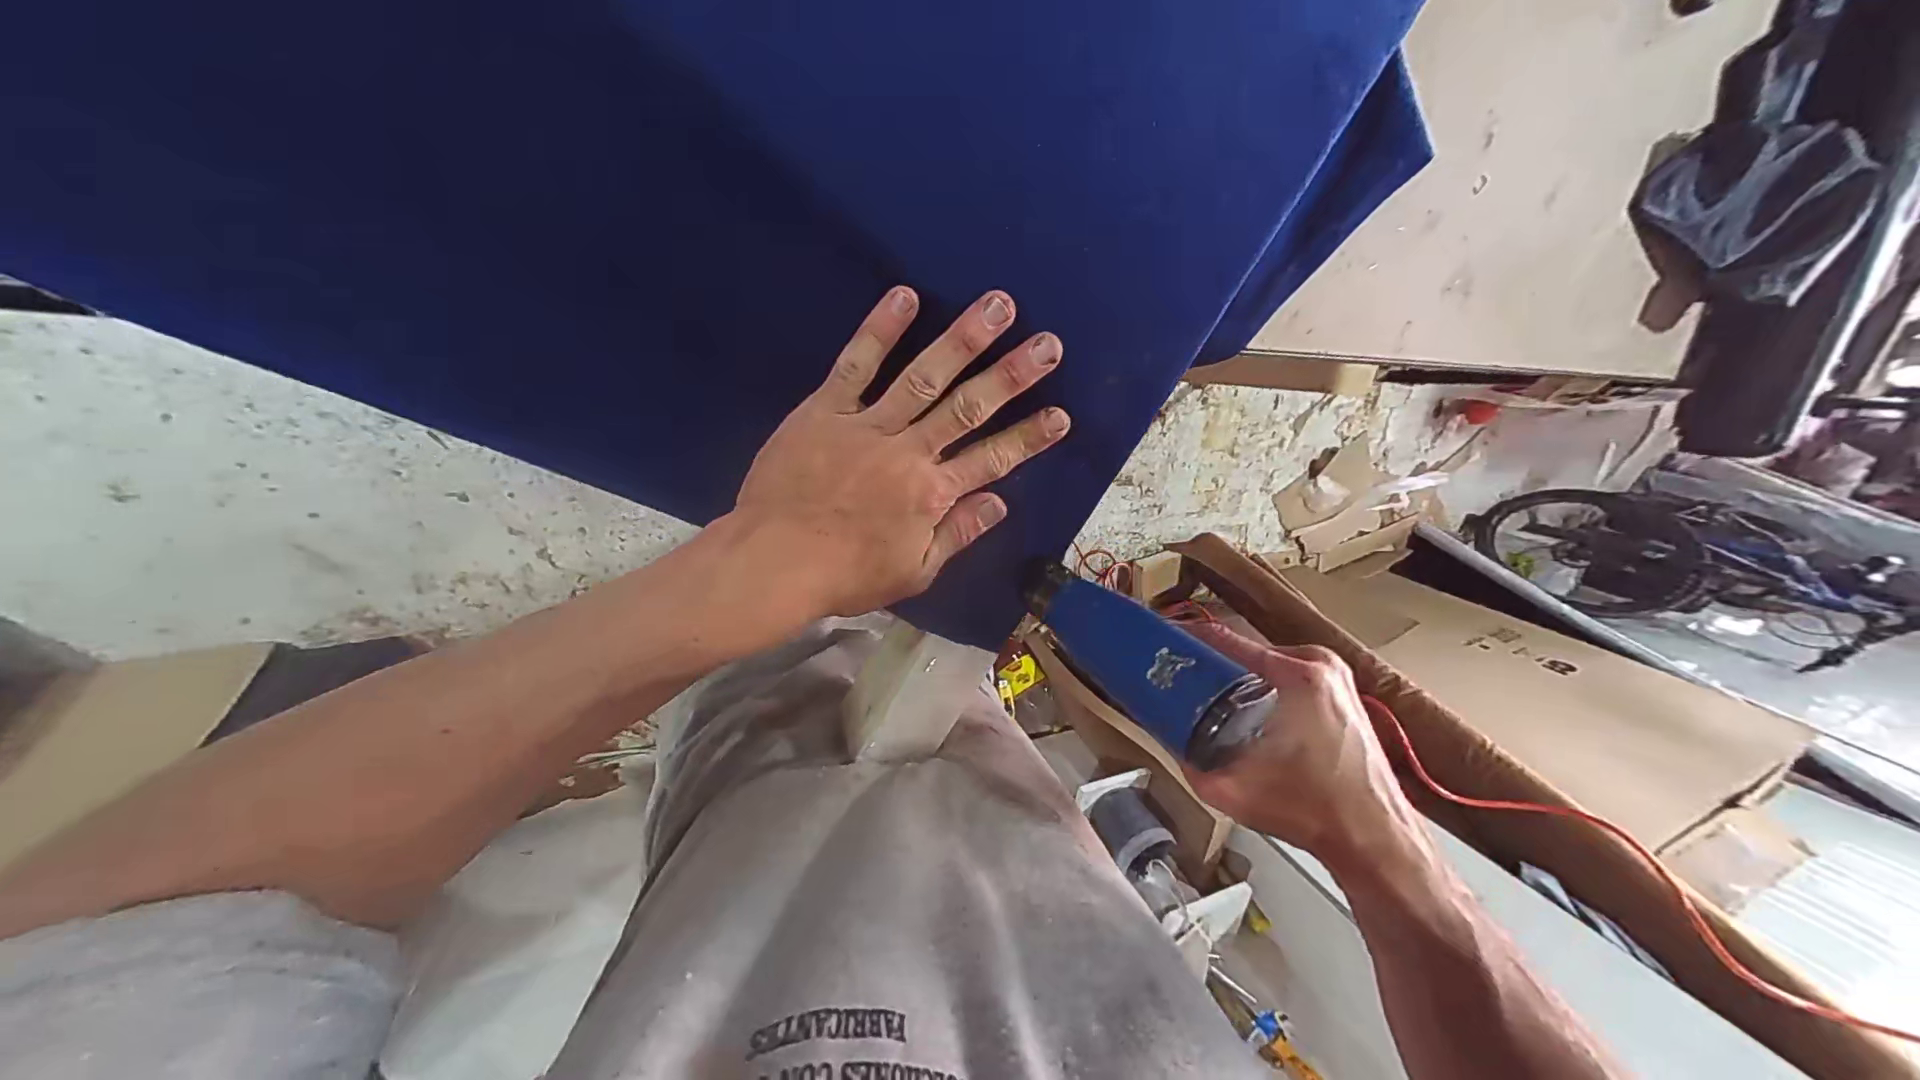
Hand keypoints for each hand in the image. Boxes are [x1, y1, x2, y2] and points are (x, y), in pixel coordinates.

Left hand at [732, 286, 1069, 616]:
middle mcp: (909, 452)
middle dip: (1011, 375)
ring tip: (997, 305)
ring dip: (962, 339)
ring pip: (923, 376)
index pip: (993, 460)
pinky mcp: (825, 410)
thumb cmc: (845, 575)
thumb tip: (1000, 503)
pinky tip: (905, 296)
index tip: (1062, 413)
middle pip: (968, 408)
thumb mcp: (913, 572)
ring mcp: (867, 426)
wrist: (773, 562)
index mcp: (932, 495)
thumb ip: (957, 534)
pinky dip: (880, 330)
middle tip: (1048, 344)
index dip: (1030, 437)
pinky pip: (856, 365)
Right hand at [1179, 623, 1418, 873]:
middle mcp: (1320, 664)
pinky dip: (1261, 683)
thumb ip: (1186, 760)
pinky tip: (1243, 706)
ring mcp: (1335, 676)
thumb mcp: (1230, 789)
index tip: (1161, 641)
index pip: (1225, 639)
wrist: (1374, 836)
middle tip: (1178, 677)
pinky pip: (1287, 673)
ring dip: (1234, 673)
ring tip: (1205, 692)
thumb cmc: (1316, 811)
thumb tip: (1163, 733)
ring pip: (1266, 660)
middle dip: (1209, 661)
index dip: (1186, 638)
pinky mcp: (1341, 691)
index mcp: (1296, 675)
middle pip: (1245, 648)